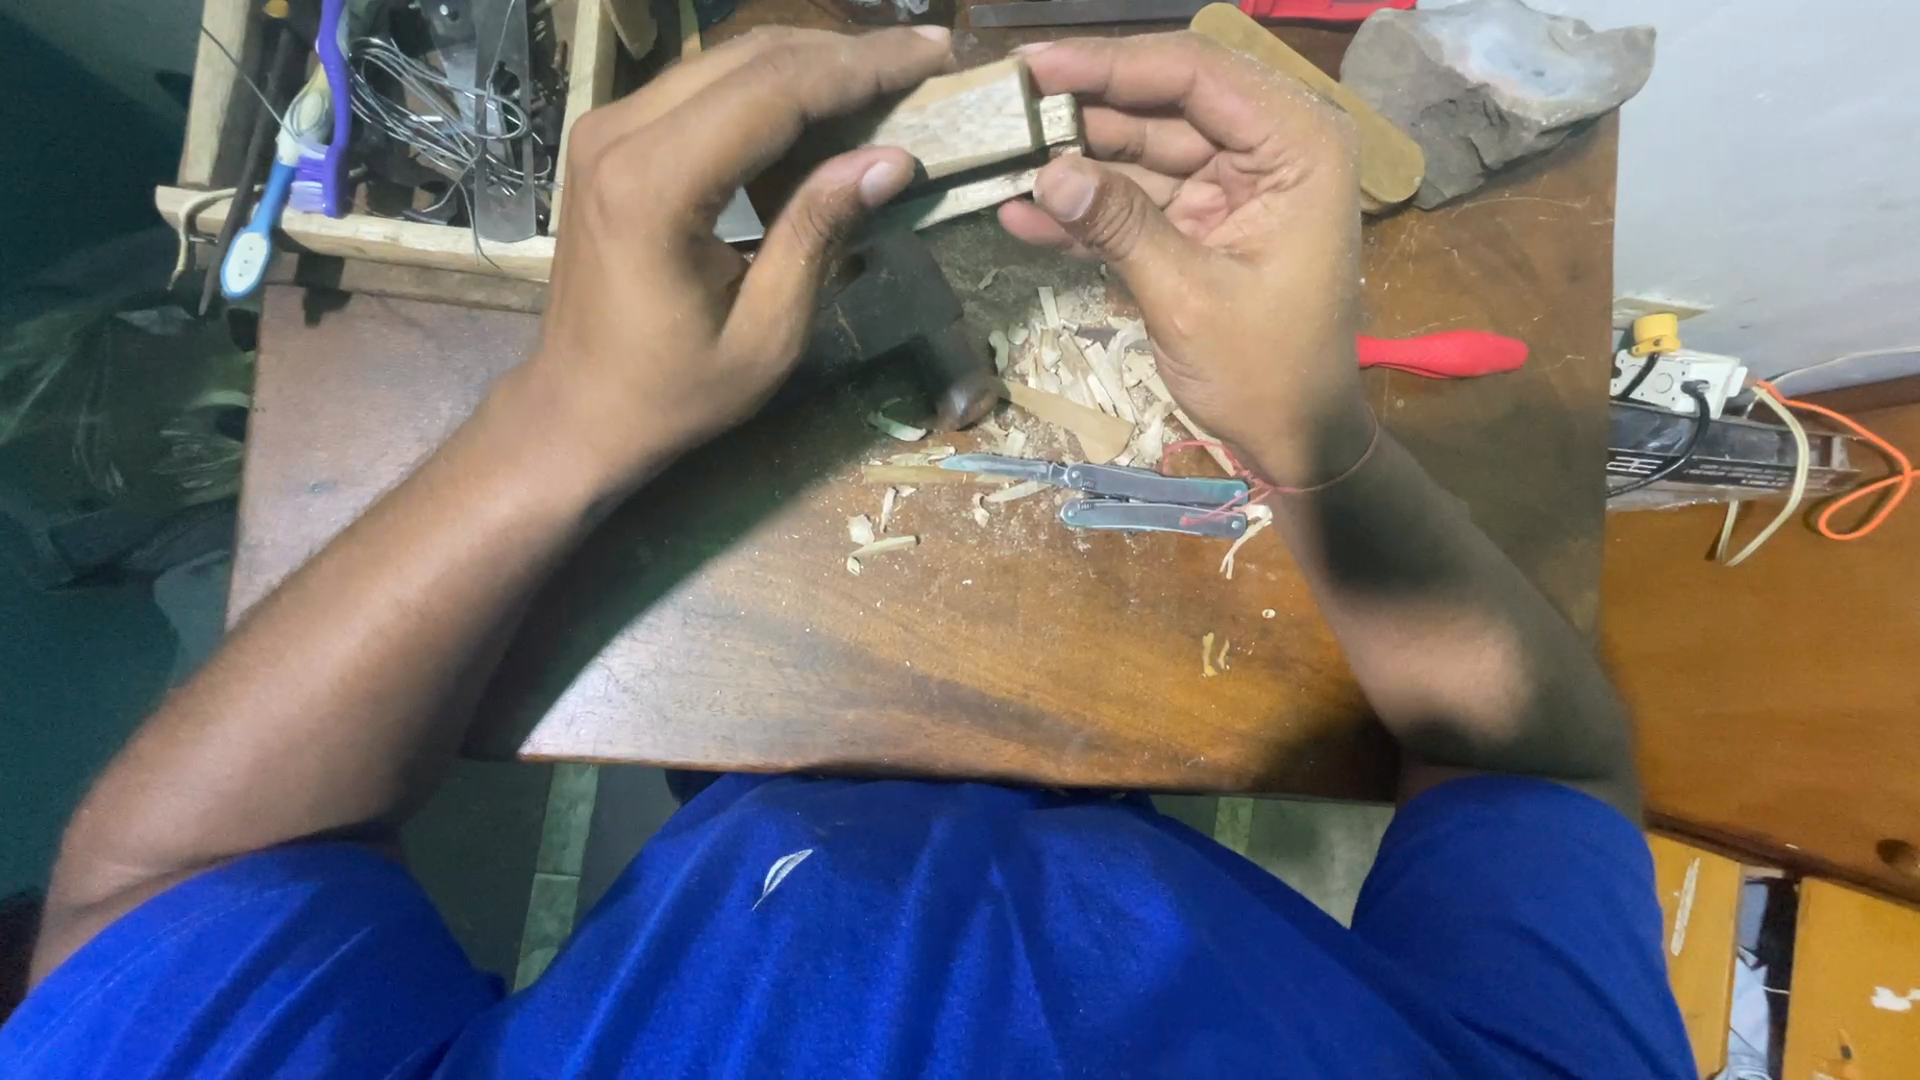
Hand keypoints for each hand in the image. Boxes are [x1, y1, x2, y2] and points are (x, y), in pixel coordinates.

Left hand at [506, 26, 953, 493]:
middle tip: (920, 59)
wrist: (584, 409)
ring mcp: (607, 130)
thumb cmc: (678, 393)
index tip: (930, 56)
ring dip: (809, 66)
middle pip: (749, 57)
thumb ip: (818, 235)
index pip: (773, 91)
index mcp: (655, 188)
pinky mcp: (612, 142)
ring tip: (883, 82)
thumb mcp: (767, 333)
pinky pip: (702, 93)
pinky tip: (819, 117)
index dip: (860, 68)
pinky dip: (768, 95)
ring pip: (725, 62)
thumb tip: (890, 161)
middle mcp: (618, 133)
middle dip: (844, 54)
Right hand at [999, 34, 1371, 486]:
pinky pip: (1136, 210)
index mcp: (1293, 147)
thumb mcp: (1188, 296)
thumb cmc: (1263, 370)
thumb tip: (1046, 173)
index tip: (1035, 68)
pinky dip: (1086, 219)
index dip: (1109, 67)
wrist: (1291, 435)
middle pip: (1161, 110)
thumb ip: (1121, 227)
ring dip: (1074, 168)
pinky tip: (1024, 218)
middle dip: (1083, 115)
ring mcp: (1227, 193)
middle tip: (1005, 112)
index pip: (1195, 75)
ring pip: (1139, 158)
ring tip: (1001, 162)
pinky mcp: (1197, 231)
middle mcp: (1264, 153)